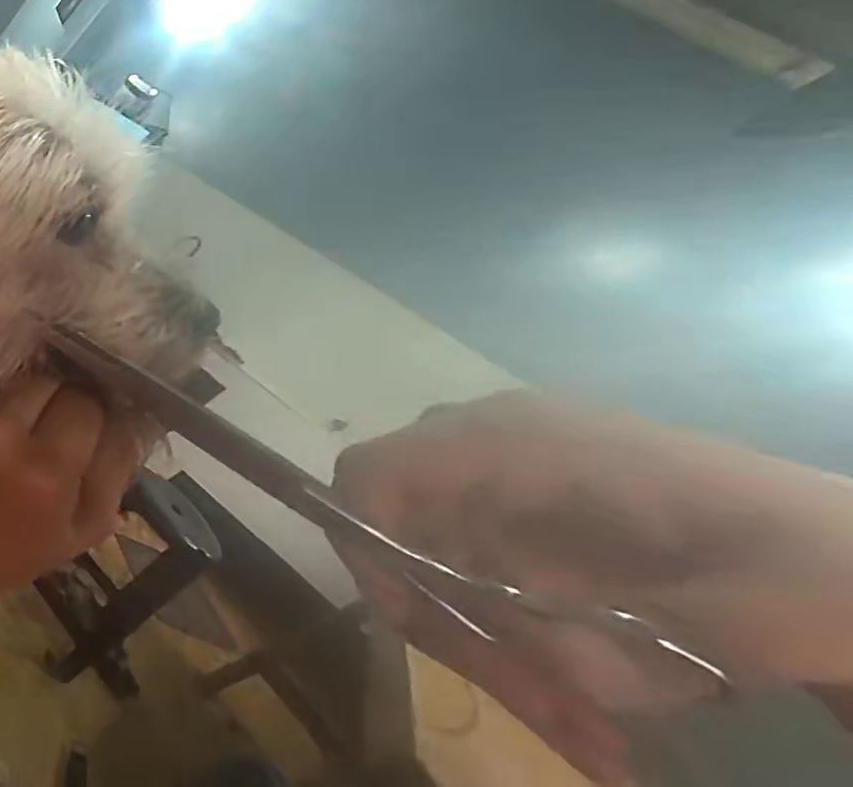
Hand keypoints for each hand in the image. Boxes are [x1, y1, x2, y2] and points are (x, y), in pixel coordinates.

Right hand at [333, 390, 852, 784]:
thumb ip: (653, 639)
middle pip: (405, 535)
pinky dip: (524, 646)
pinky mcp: (525, 521)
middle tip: (552, 715)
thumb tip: (556, 667)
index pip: (374, 476)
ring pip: (444, 569)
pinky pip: (483, 580)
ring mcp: (503, 484)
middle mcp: (485, 451)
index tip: (413, 625)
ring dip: (499, 651)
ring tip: (594, 731)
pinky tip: (595, 700)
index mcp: (510, 442)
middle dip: (458, 628)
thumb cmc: (818, 560)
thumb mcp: (769, 608)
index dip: (366, 545)